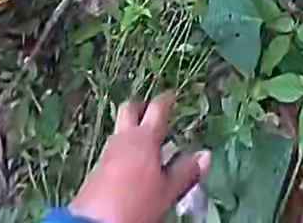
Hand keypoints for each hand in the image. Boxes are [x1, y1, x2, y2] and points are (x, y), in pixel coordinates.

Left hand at [69, 94, 210, 222]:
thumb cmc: (137, 205)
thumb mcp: (166, 192)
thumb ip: (185, 172)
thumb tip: (206, 154)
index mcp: (145, 137)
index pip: (158, 108)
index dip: (167, 99)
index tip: (174, 95)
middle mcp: (124, 138)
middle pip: (130, 108)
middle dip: (142, 107)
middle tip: (153, 113)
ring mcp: (108, 152)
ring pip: (120, 130)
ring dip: (131, 130)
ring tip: (145, 142)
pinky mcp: (96, 170)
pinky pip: (113, 149)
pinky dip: (123, 149)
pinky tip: (129, 164)